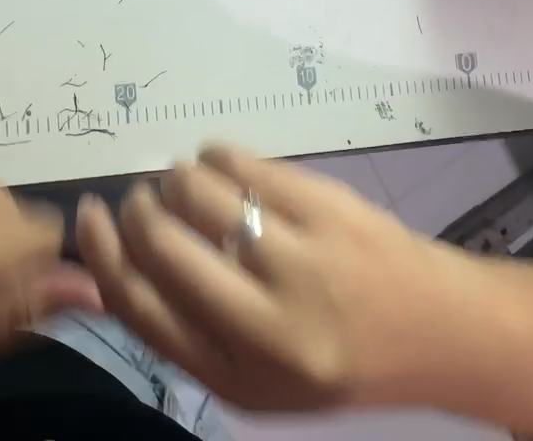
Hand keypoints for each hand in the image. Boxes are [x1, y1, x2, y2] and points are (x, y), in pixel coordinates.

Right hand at [75, 145, 495, 410]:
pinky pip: (230, 157)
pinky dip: (212, 156)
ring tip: (198, 190)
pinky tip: (228, 172)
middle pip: (157, 239)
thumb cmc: (334, 355)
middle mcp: (266, 323)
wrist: (443, 332)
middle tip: (148, 200)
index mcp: (240, 376)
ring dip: (176, 179)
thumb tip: (113, 250)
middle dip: (137, 207)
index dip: (101, 251)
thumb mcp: (254, 372)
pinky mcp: (322, 204)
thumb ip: (184, 323)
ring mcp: (299, 258)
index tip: (89, 215)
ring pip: (190, 186)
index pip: (138, 305)